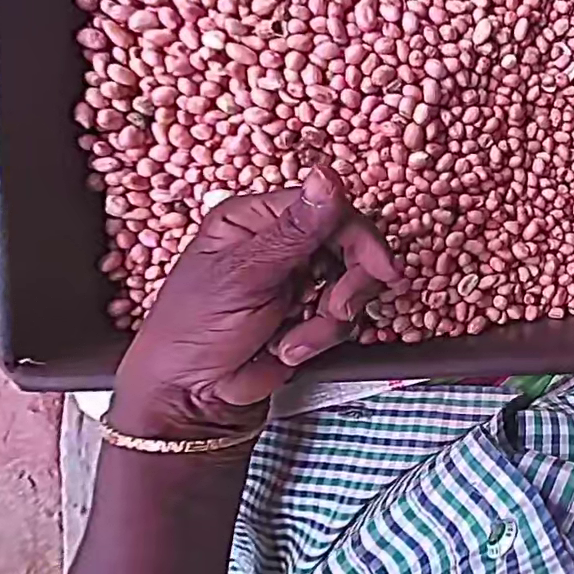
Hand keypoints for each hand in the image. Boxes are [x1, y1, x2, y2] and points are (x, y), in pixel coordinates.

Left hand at [108, 166, 401, 444]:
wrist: (191, 398)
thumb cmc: (194, 330)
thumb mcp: (245, 276)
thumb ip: (295, 229)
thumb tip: (327, 175)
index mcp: (259, 218)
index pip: (329, 208)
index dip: (360, 238)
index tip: (382, 268)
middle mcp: (284, 241)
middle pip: (351, 245)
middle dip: (349, 284)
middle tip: (337, 310)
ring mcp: (300, 277)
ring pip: (354, 283)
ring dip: (331, 319)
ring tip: (294, 339)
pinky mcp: (312, 310)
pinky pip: (345, 315)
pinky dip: (323, 336)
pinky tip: (289, 347)